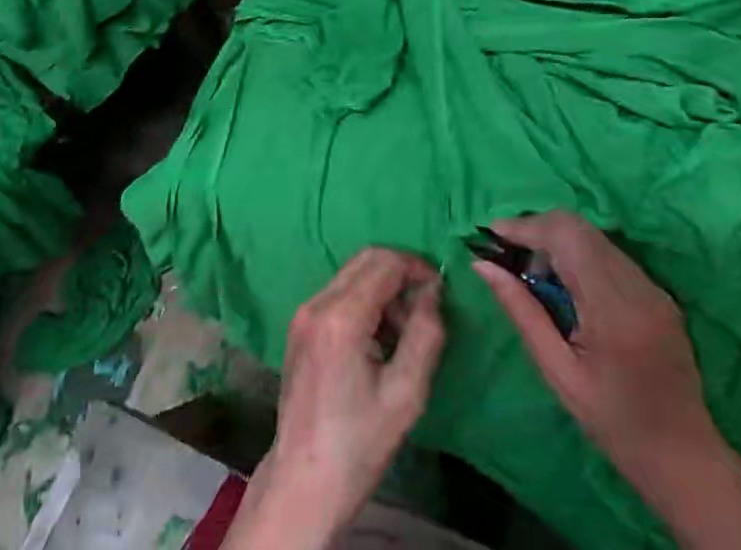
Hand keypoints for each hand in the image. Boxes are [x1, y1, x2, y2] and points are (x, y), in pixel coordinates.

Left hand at [224, 248, 445, 549]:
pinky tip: (379, 339)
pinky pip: (339, 293)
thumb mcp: (407, 392)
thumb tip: (433, 292)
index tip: (440, 294)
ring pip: (353, 273)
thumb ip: (426, 332)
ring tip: (404, 332)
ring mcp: (303, 315)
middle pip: (367, 259)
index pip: (387, 262)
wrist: (303, 482)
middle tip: (424, 310)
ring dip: (384, 288)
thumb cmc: (360, 443)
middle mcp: (316, 304)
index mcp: (341, 318)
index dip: (419, 269)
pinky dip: (365, 300)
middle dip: (402, 274)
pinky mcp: (300, 328)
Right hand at [475, 211, 740, 549]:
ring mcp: (653, 286)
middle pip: (581, 228)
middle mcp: (638, 286)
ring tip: (532, 272)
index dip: (526, 227)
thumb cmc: (612, 422)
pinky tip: (563, 284)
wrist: (682, 454)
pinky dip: (578, 254)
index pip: (567, 238)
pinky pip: (610, 254)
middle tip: (508, 255)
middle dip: (538, 229)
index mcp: (613, 309)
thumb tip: (483, 266)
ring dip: (557, 240)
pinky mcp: (658, 291)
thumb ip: (521, 312)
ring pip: (595, 237)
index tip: (492, 233)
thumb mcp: (558, 372)